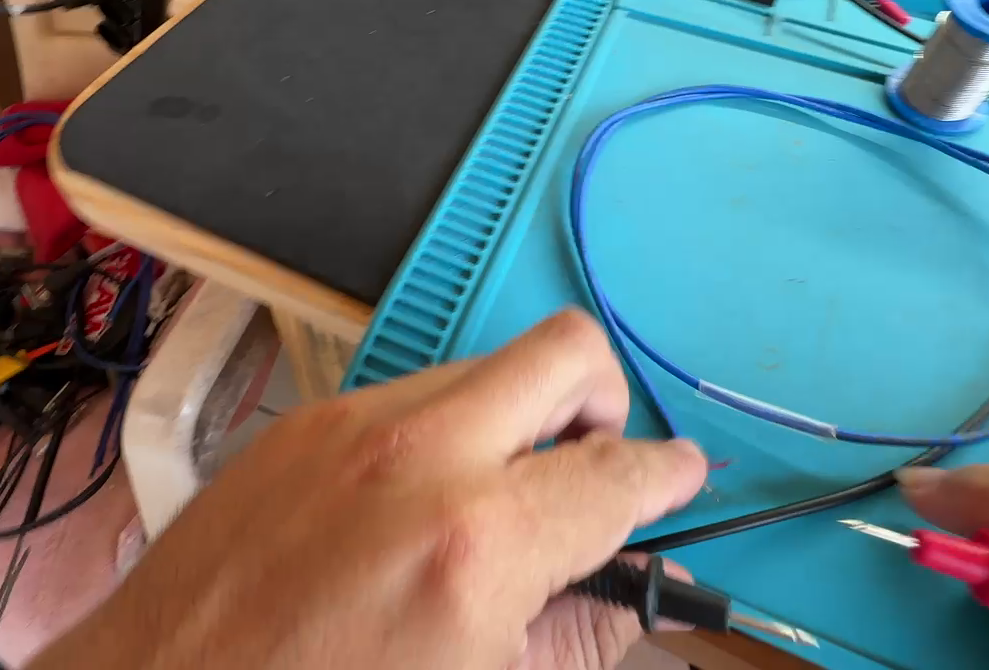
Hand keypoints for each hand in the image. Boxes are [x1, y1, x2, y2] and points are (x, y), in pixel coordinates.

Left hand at [31, 310, 707, 669]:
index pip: (614, 473)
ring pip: (488, 365)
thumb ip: (572, 641)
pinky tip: (418, 497)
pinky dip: (448, 430)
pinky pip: (415, 392)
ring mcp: (354, 419)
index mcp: (474, 544)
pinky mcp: (308, 417)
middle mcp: (419, 451)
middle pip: (564, 349)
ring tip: (497, 493)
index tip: (680, 470)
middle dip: (604, 397)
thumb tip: (625, 584)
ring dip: (519, 415)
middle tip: (592, 461)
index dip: (666, 472)